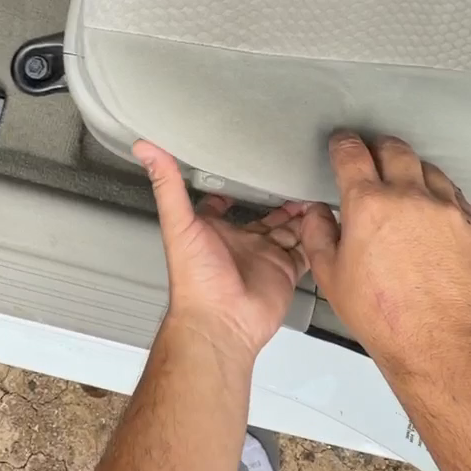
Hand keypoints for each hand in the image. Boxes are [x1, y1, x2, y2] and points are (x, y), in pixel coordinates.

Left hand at [134, 142, 311, 362]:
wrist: (221, 322)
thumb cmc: (195, 281)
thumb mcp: (179, 223)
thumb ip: (167, 184)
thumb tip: (145, 148)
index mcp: (212, 230)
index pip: (220, 203)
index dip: (229, 186)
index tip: (239, 166)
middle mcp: (239, 243)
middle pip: (262, 214)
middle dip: (275, 197)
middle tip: (290, 173)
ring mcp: (264, 257)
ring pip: (287, 229)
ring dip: (299, 213)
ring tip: (312, 188)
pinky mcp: (285, 271)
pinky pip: (304, 250)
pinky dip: (315, 236)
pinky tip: (325, 219)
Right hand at [298, 133, 470, 371]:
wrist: (437, 340)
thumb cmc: (381, 313)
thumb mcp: (329, 275)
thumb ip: (317, 234)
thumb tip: (318, 212)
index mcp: (367, 204)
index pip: (352, 154)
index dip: (343, 143)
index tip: (341, 142)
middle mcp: (407, 197)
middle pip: (394, 149)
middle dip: (378, 147)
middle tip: (371, 154)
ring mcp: (442, 209)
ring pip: (426, 166)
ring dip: (410, 167)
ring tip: (402, 179)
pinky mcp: (468, 225)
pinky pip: (452, 192)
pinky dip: (437, 189)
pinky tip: (430, 202)